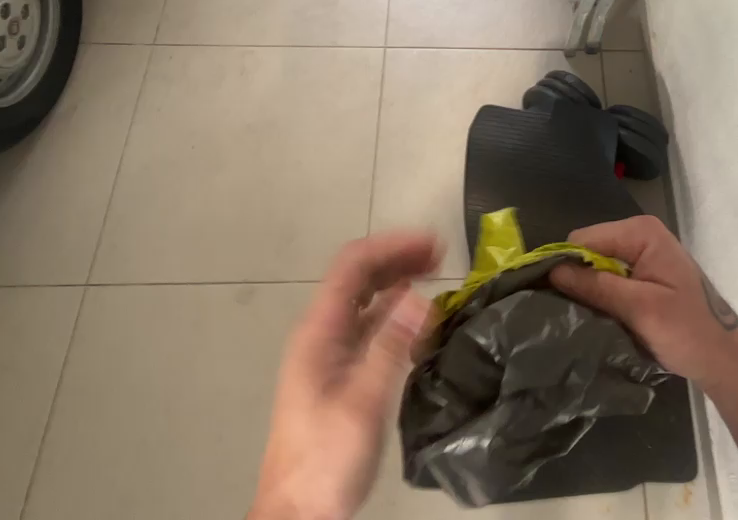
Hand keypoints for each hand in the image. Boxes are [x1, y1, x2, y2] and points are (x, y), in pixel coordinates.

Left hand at [249, 232, 440, 519]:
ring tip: (434, 271)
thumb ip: (390, 347)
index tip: (431, 244)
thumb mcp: (363, 403)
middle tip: (440, 253)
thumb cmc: (326, 459)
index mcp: (319, 331)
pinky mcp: (339, 370)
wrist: (297, 513)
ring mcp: (328, 350)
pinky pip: (367, 324)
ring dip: (397, 278)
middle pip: (358, 276)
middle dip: (397, 256)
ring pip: (364, 298)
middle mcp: (321, 332)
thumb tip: (420, 296)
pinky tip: (416, 312)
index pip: (353, 267)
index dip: (391, 246)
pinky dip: (393, 308)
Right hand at [550, 215, 737, 386]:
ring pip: (595, 265)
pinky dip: (602, 295)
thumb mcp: (640, 309)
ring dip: (590, 290)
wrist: (724, 358)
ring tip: (586, 316)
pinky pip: (608, 276)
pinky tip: (602, 316)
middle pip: (588, 250)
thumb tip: (552, 271)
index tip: (553, 297)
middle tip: (574, 312)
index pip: (583, 239)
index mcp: (641, 232)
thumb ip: (597, 287)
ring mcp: (641, 253)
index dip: (566, 265)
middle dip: (578, 278)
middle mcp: (639, 234)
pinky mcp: (641, 273)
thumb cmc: (688, 331)